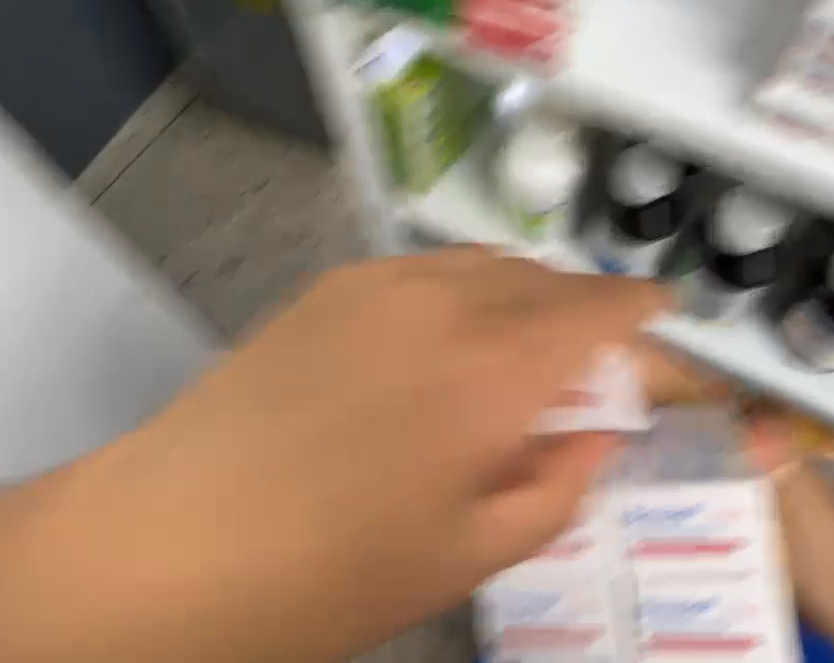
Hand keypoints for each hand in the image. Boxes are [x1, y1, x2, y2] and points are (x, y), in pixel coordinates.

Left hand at [68, 249, 666, 661]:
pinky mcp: (337, 282)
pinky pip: (432, 268)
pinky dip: (467, 289)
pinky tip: (446, 339)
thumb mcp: (470, 554)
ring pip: (490, 264)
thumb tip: (597, 430)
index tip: (661, 311)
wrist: (172, 537)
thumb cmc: (331, 570)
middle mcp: (450, 301)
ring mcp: (387, 281)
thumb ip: (557, 482)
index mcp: (496, 370)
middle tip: (589, 356)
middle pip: (547, 278)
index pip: (598, 310)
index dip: (640, 305)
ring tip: (521, 345)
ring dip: (526, 293)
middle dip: (585, 306)